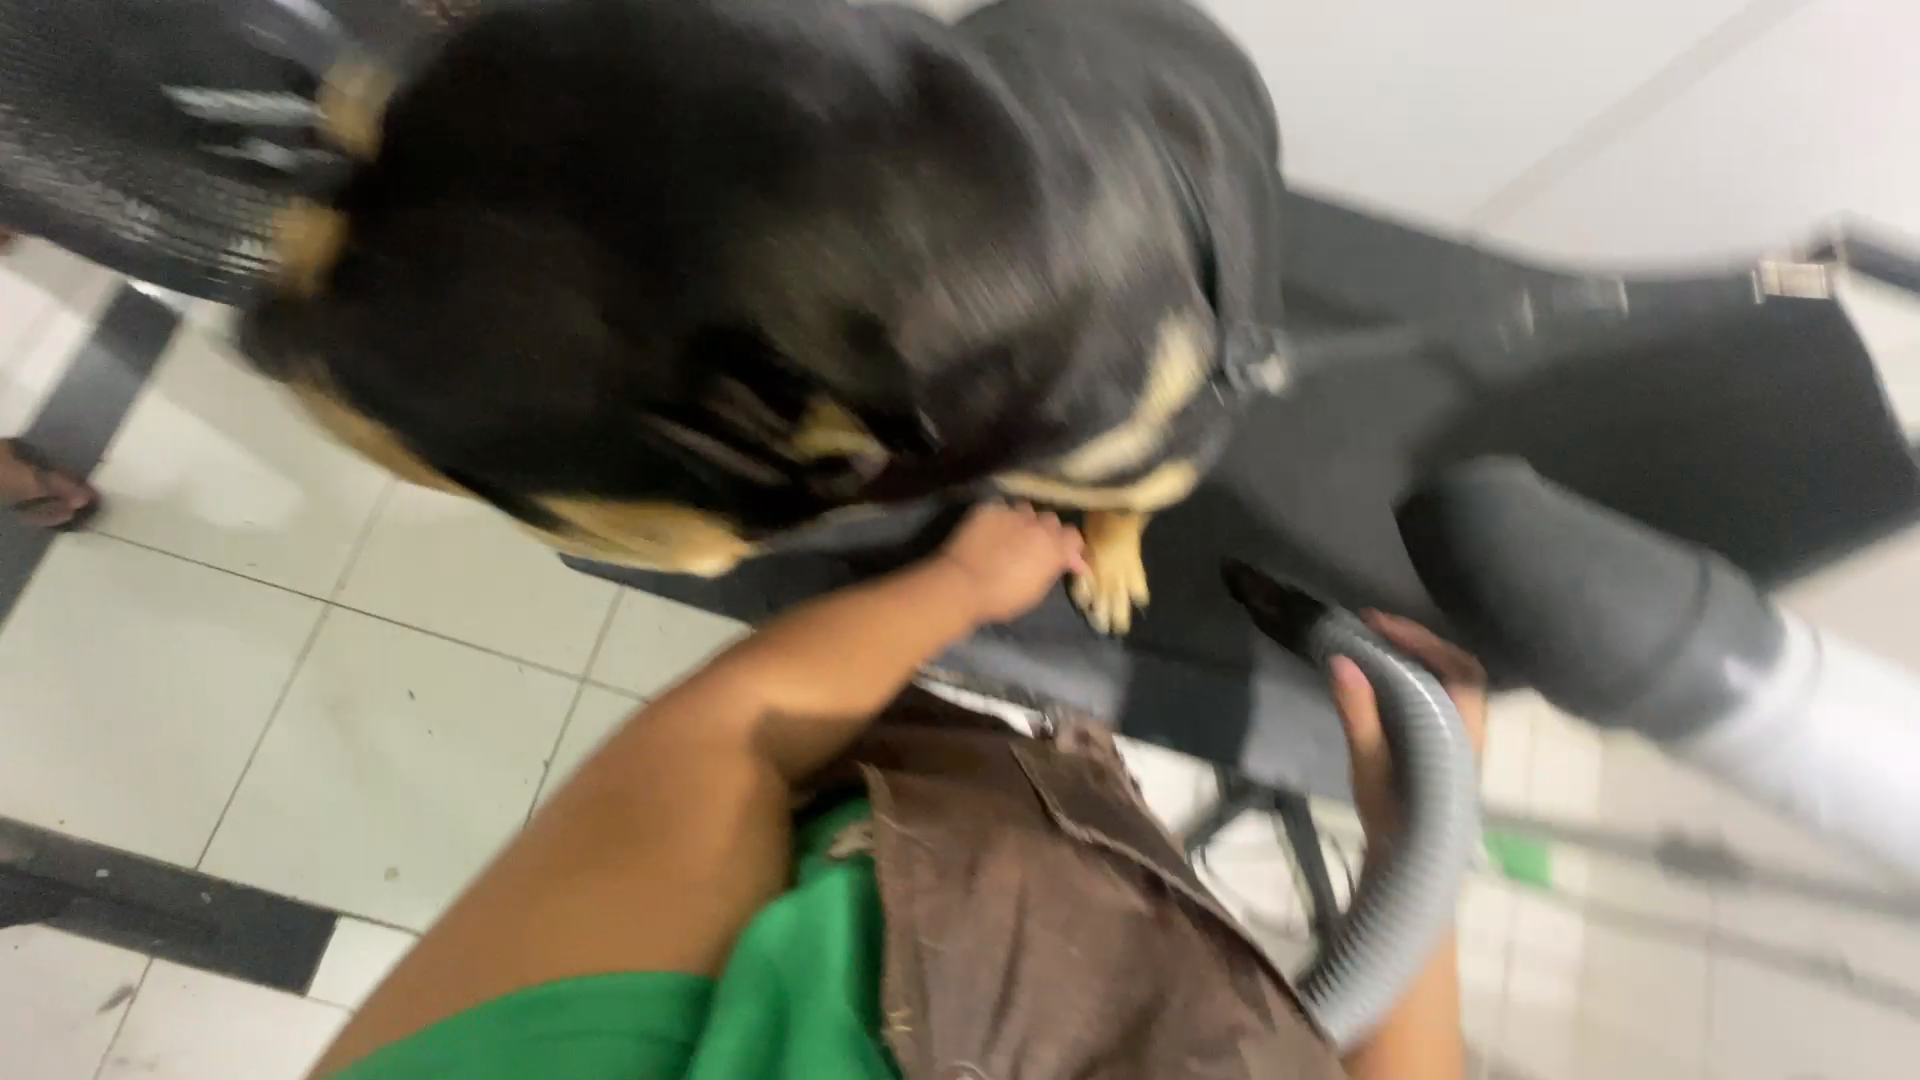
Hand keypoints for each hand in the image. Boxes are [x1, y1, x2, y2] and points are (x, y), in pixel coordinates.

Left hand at [933, 502, 1087, 624]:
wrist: (963, 584)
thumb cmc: (1002, 598)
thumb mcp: (1036, 591)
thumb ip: (1050, 569)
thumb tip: (1058, 562)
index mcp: (1054, 548)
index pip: (1074, 536)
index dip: (1070, 547)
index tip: (1064, 558)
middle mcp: (1038, 525)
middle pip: (1052, 520)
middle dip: (1048, 532)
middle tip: (1036, 546)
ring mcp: (1013, 514)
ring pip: (1027, 510)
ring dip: (1025, 521)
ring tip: (1014, 533)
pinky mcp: (989, 509)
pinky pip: (1002, 508)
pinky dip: (1001, 518)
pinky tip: (992, 529)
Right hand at [1328, 611, 1486, 842]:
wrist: (1409, 862)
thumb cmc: (1394, 818)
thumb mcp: (1370, 766)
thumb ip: (1359, 714)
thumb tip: (1341, 661)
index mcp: (1461, 733)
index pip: (1460, 672)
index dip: (1424, 641)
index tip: (1379, 625)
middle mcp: (1469, 728)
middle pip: (1458, 668)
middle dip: (1418, 640)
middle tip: (1372, 626)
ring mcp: (1458, 734)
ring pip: (1448, 680)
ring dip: (1414, 654)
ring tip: (1372, 641)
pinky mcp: (1442, 740)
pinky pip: (1435, 693)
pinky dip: (1410, 672)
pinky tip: (1380, 671)